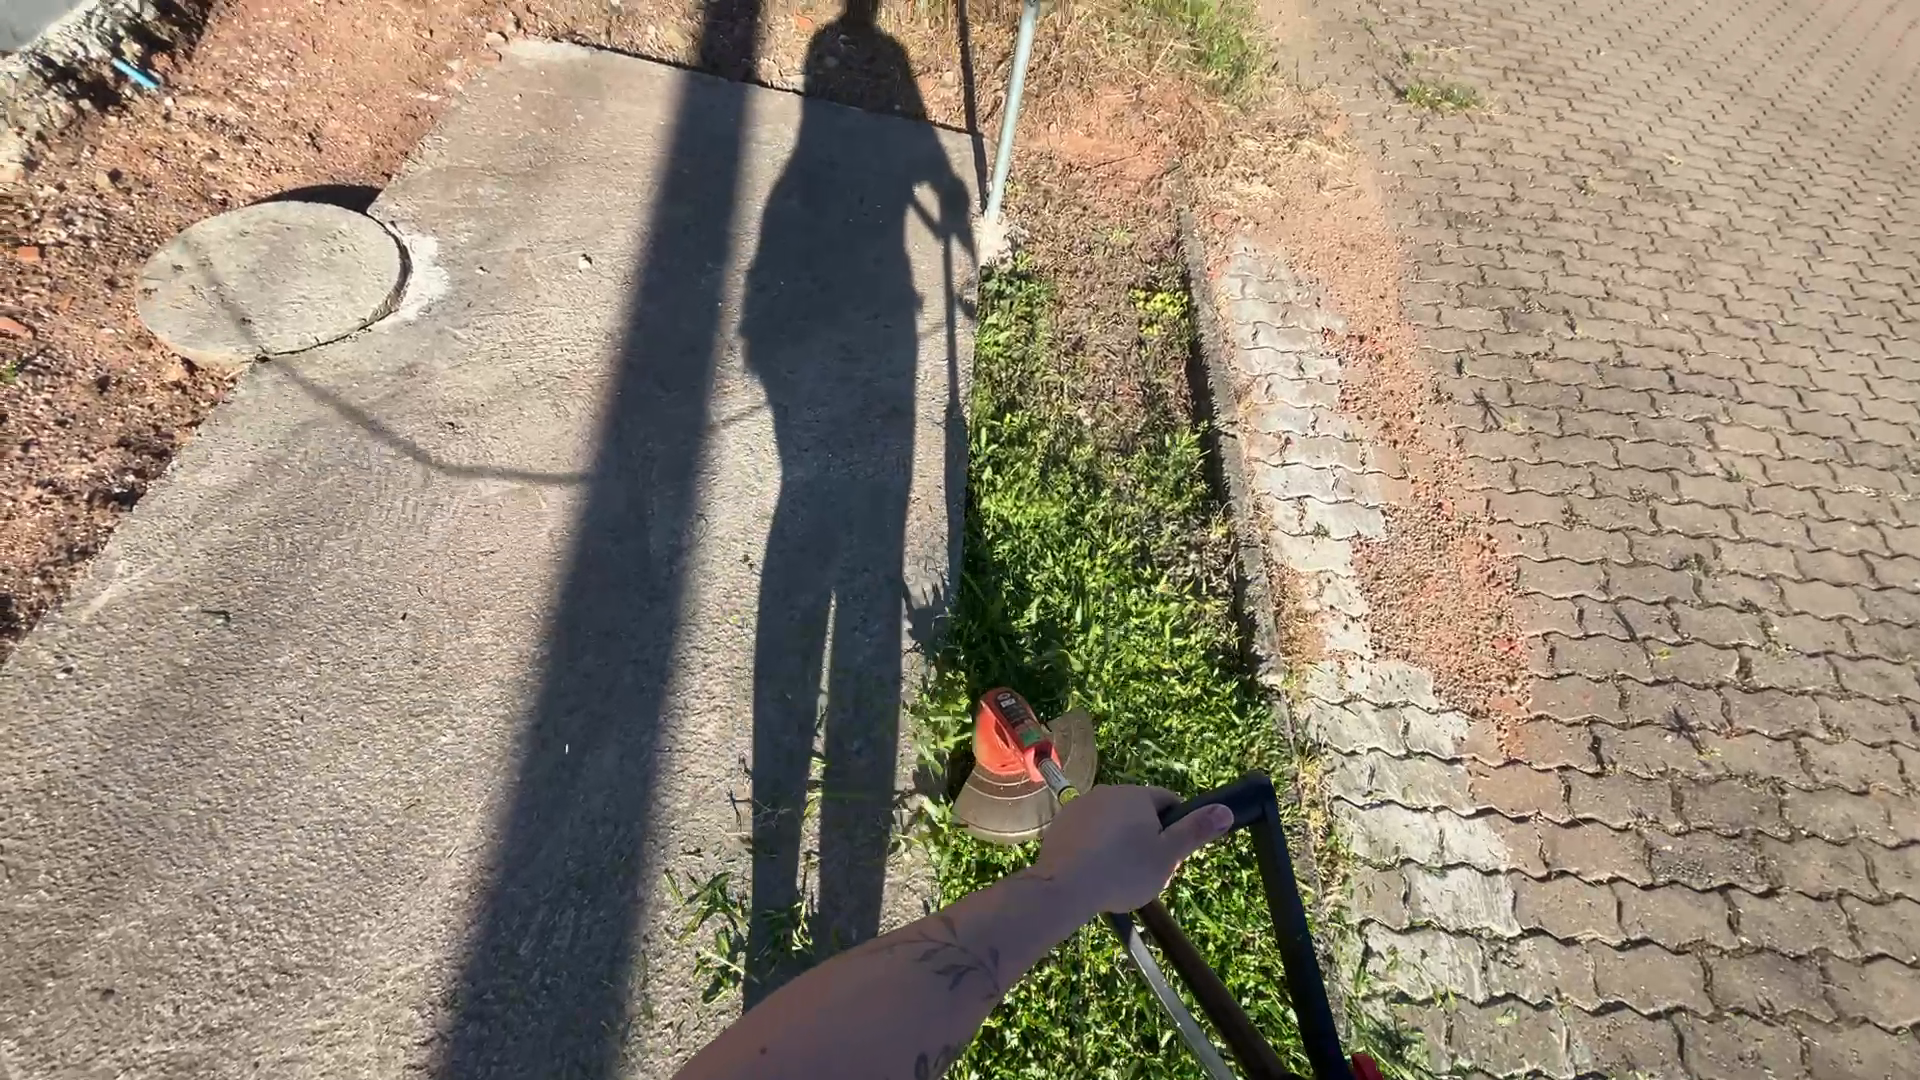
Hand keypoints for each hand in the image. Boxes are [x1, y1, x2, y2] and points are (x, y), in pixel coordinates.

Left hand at [1033, 785, 1234, 914]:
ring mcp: (1082, 805)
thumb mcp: (1168, 855)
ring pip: (1114, 822)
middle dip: (1150, 839)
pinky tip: (1097, 872)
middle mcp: (1108, 791)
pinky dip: (1097, 847)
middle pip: (1140, 812)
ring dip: (1123, 843)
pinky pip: (1090, 832)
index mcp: (1136, 795)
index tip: (1174, 855)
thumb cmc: (1124, 870)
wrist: (1066, 885)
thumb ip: (1196, 831)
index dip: (1177, 827)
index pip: (1168, 801)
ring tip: (1122, 877)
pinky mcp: (1063, 822)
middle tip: (1150, 873)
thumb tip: (1225, 809)